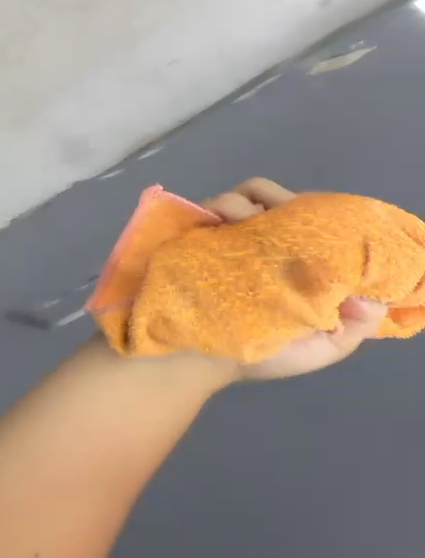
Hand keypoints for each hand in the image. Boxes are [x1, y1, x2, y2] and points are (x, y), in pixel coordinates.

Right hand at [199, 177, 389, 381]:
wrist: (193, 359)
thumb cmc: (260, 354)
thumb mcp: (319, 347)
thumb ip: (351, 325)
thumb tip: (369, 295)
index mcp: (295, 265)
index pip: (312, 223)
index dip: (320, 215)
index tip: (321, 226)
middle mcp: (259, 244)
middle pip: (273, 198)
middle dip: (278, 201)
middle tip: (273, 220)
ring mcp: (221, 238)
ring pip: (238, 198)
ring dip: (241, 205)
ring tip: (238, 225)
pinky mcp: (187, 237)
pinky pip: (201, 209)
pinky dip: (212, 210)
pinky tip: (215, 225)